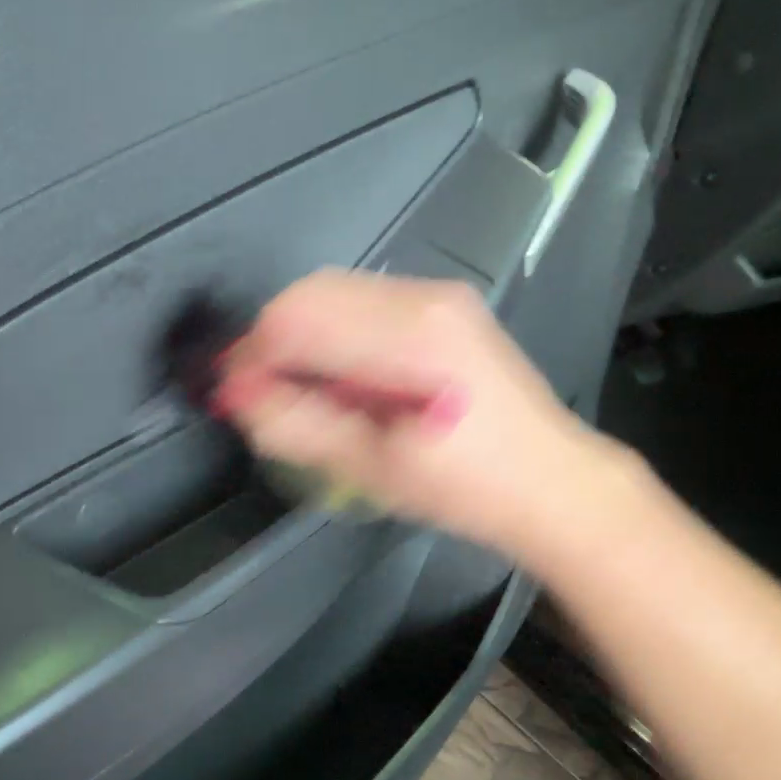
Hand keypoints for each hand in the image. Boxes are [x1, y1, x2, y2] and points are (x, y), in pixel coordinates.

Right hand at [215, 269, 632, 558]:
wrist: (549, 480)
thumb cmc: (467, 487)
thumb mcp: (372, 468)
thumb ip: (297, 426)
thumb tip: (235, 397)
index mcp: (411, 340)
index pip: (295, 319)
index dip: (250, 357)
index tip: (231, 395)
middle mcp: (423, 300)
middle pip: (306, 294)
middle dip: (267, 342)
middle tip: (254, 394)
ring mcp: (433, 296)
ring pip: (326, 292)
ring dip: (294, 336)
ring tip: (293, 390)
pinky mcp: (436, 304)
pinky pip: (355, 300)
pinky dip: (324, 331)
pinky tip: (331, 375)